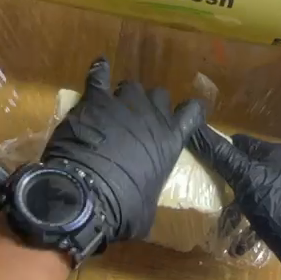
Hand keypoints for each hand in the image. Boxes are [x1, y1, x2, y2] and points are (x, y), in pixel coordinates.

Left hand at [43, 58, 207, 246]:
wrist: (87, 195)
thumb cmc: (123, 208)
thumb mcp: (147, 208)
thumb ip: (150, 192)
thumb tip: (142, 203)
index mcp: (171, 140)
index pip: (193, 112)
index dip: (189, 111)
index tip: (184, 114)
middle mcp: (152, 116)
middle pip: (159, 95)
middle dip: (150, 106)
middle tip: (137, 121)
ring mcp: (123, 104)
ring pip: (130, 87)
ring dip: (124, 97)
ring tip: (112, 109)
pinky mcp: (95, 100)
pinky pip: (99, 76)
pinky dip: (99, 73)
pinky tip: (98, 71)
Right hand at [188, 129, 280, 279]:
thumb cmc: (278, 206)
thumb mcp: (246, 178)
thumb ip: (221, 156)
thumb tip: (195, 129)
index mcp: (272, 153)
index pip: (238, 142)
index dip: (217, 149)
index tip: (197, 163)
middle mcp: (279, 170)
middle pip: (242, 170)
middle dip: (223, 185)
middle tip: (203, 196)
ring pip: (248, 196)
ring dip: (231, 212)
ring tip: (217, 228)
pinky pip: (257, 218)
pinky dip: (244, 230)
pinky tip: (235, 245)